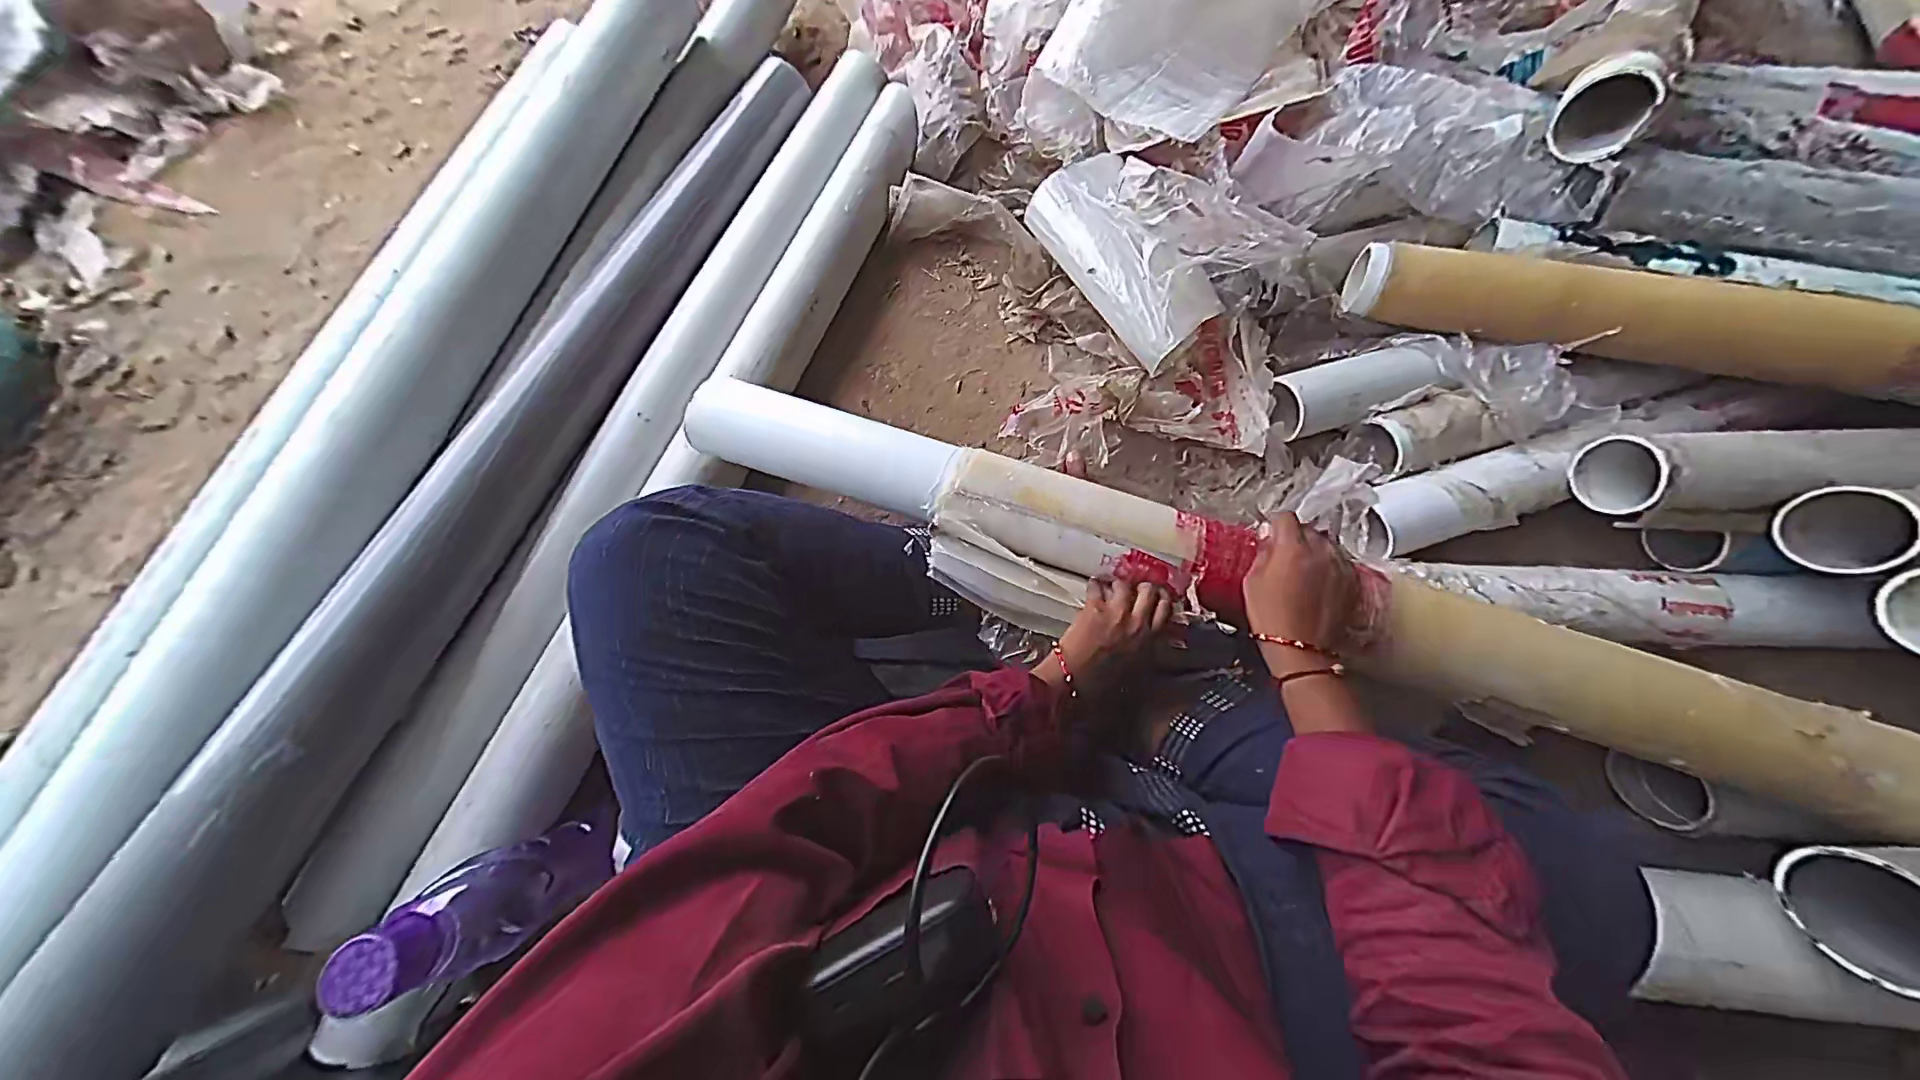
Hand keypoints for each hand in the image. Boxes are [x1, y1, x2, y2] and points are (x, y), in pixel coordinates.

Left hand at [1046, 578, 1173, 696]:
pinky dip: (1096, 584)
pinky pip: (1098, 585)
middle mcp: (1137, 623)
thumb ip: (1146, 644)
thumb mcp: (1136, 663)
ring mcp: (1116, 613)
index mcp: (1150, 639)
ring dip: (1117, 585)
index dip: (1161, 596)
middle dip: (1142, 586)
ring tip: (1112, 587)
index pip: (1166, 608)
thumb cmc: (1104, 678)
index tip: (1156, 593)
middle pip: (1149, 591)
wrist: (1076, 679)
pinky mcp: (1094, 608)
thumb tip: (1147, 629)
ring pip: (1124, 585)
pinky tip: (1094, 587)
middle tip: (1134, 587)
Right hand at [1242, 512, 1358, 669]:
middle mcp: (1321, 551)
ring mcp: (1340, 565)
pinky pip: (1339, 562)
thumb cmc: (1271, 617)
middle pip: (1309, 529)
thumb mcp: (1252, 581)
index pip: (1286, 518)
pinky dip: (1328, 566)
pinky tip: (1317, 582)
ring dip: (1314, 551)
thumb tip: (1270, 542)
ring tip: (1302, 569)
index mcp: (1292, 548)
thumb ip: (1263, 554)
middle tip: (1283, 554)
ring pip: (1327, 544)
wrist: (1300, 648)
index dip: (1275, 524)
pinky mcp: (1352, 581)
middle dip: (1296, 537)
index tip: (1270, 532)